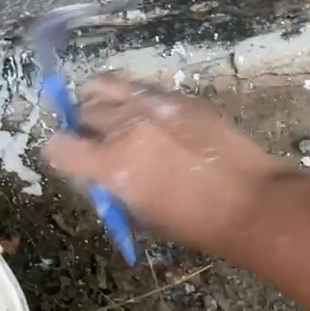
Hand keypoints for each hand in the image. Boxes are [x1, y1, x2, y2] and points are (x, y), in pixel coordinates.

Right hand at [40, 75, 292, 255]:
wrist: (252, 203)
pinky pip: (139, 87)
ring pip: (103, 87)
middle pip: (82, 113)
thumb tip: (94, 172)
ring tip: (106, 110)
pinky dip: (130, 96)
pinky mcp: (177, 98)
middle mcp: (124, 127)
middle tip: (95, 140)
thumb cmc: (195, 223)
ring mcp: (152, 106)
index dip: (56, 151)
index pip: (58, 146)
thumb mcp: (140, 214)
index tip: (65, 156)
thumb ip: (110, 186)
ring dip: (97, 100)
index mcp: (111, 165)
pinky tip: (142, 111)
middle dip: (82, 127)